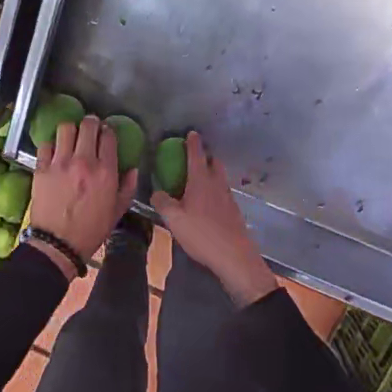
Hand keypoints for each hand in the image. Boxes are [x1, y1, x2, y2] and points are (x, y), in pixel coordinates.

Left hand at [29, 116, 136, 270]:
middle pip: (87, 126)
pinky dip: (51, 145)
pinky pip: (46, 145)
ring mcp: (60, 163)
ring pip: (65, 129)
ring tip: (71, 138)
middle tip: (90, 128)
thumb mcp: (117, 211)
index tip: (105, 133)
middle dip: (91, 123)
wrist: (58, 244)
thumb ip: (127, 187)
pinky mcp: (41, 168)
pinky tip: (54, 153)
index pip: (108, 137)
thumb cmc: (91, 230)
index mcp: (105, 171)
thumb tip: (132, 169)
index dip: (108, 131)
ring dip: (71, 130)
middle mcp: (84, 161)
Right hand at [151, 132, 278, 305]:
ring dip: (212, 173)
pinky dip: (215, 190)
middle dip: (205, 156)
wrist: (235, 257)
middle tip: (194, 157)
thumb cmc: (202, 234)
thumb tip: (157, 192)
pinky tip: (208, 203)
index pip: (197, 155)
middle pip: (214, 163)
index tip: (191, 133)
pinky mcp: (234, 212)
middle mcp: (217, 185)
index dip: (193, 143)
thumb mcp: (174, 219)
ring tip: (199, 179)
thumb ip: (162, 202)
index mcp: (201, 181)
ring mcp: (229, 198)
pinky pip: (223, 193)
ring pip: (221, 178)